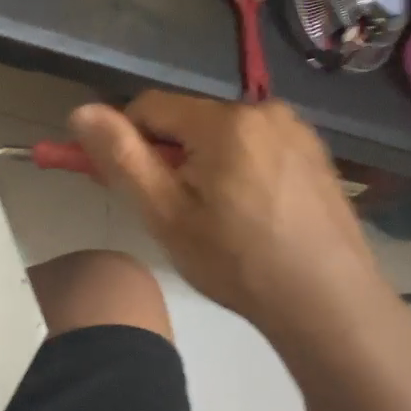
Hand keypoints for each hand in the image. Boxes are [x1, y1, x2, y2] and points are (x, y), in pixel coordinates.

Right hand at [69, 92, 388, 334]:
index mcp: (225, 122)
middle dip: (163, 153)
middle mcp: (264, 111)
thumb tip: (80, 111)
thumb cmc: (237, 261)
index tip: (123, 182)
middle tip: (163, 207)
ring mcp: (296, 130)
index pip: (147, 106)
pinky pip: (250, 145)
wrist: (330, 304)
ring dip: (197, 162)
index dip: (123, 140)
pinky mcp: (313, 152)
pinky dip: (232, 167)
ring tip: (206, 214)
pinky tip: (242, 211)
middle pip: (184, 119)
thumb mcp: (164, 213)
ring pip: (216, 133)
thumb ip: (120, 156)